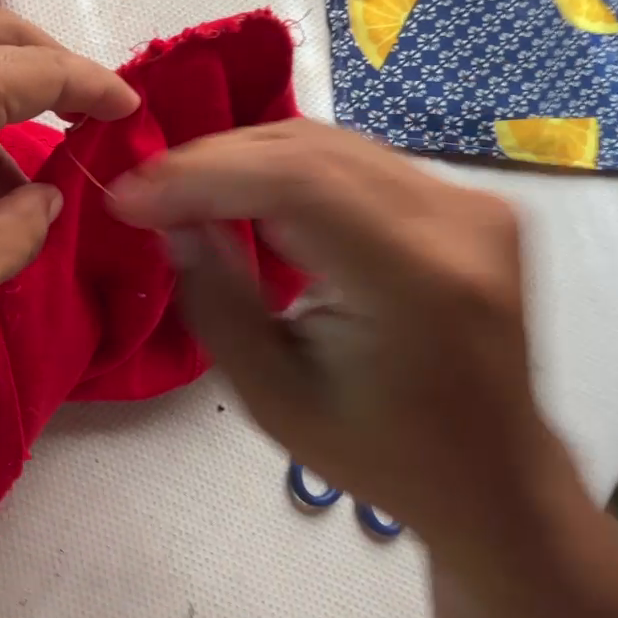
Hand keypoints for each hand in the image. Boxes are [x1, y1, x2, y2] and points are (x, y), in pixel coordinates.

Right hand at [109, 119, 575, 559]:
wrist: (492, 475)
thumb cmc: (379, 453)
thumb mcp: (272, 396)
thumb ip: (217, 302)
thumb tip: (171, 221)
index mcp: (416, 281)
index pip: (297, 184)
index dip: (199, 177)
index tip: (124, 197)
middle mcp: (457, 222)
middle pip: (309, 149)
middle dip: (208, 162)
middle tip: (138, 192)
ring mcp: (470, 204)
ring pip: (326, 142)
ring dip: (238, 159)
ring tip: (174, 191)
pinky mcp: (464, 202)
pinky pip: (350, 160)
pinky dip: (278, 168)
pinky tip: (234, 191)